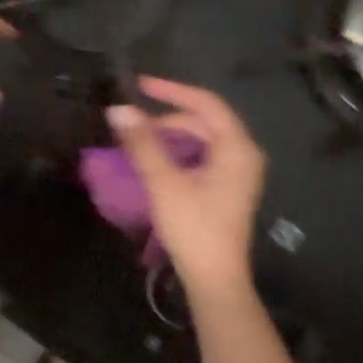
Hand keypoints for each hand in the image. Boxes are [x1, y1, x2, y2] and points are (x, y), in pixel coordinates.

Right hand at [107, 77, 265, 292]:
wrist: (214, 277)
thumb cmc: (193, 227)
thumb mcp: (163, 182)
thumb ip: (142, 143)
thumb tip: (118, 109)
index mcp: (237, 148)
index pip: (206, 103)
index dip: (172, 90)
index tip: (139, 85)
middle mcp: (243, 155)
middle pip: (204, 121)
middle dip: (167, 117)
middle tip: (132, 123)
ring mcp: (237, 173)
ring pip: (201, 140)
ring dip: (169, 135)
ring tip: (137, 140)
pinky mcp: (226, 189)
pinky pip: (201, 156)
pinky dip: (177, 152)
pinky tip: (153, 161)